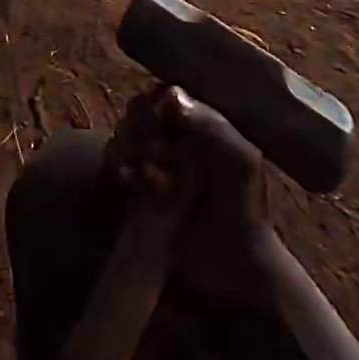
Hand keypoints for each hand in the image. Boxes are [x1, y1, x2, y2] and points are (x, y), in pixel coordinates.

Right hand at [106, 86, 273, 301]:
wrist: (233, 263)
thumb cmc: (244, 206)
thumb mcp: (239, 160)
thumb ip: (212, 125)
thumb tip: (172, 97)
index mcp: (199, 124)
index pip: (166, 95)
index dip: (160, 105)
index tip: (165, 124)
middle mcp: (173, 138)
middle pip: (140, 110)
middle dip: (143, 128)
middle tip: (160, 157)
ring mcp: (152, 162)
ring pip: (124, 133)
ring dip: (131, 149)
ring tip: (154, 180)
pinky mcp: (136, 189)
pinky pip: (114, 163)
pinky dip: (119, 168)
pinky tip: (132, 184)